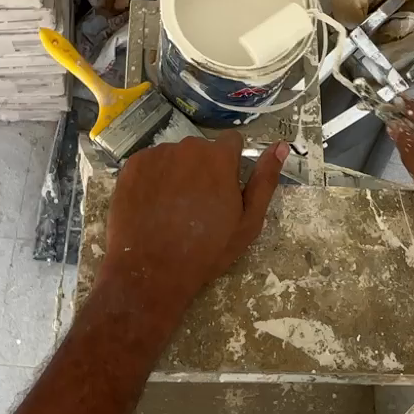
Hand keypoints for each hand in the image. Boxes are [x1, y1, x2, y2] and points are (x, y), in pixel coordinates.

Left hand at [99, 134, 287, 320]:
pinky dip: (153, 179)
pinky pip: (149, 164)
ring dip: (177, 173)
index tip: (225, 188)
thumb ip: (265, 180)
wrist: (152, 271)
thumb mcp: (248, 221)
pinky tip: (152, 205)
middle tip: (198, 205)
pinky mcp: (132, 165)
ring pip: (174, 156)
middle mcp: (187, 146)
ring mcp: (156, 154)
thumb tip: (281, 146)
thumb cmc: (206, 250)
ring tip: (172, 208)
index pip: (232, 142)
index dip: (231, 165)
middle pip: (201, 150)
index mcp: (218, 157)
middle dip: (203, 169)